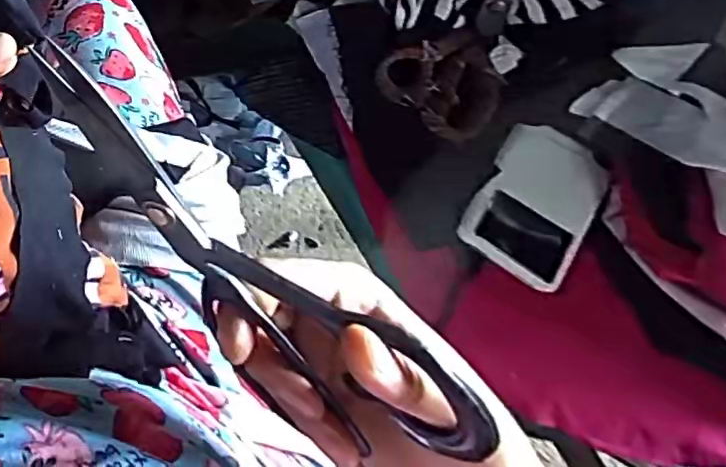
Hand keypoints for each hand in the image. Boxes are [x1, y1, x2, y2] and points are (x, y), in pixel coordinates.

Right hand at [214, 259, 535, 466]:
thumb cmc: (484, 460)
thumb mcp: (462, 422)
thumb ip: (411, 381)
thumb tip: (357, 339)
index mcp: (361, 303)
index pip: (288, 276)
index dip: (252, 296)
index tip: (241, 337)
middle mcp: (328, 317)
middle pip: (257, 306)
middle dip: (262, 351)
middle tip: (294, 393)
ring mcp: (312, 352)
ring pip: (255, 344)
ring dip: (279, 388)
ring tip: (328, 426)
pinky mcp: (304, 385)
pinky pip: (267, 383)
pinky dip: (288, 412)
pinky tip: (333, 438)